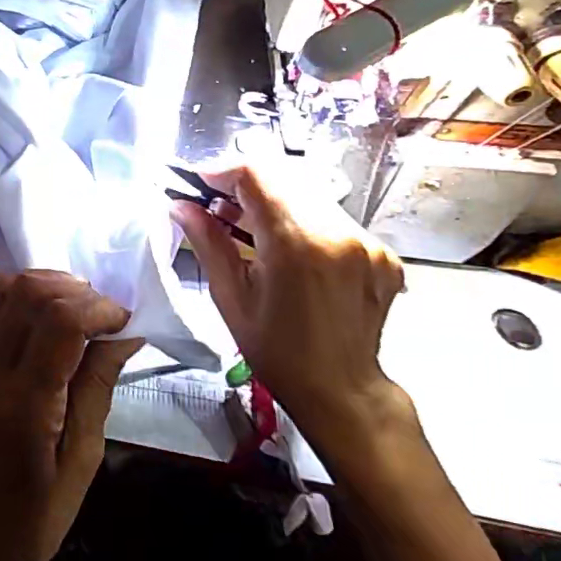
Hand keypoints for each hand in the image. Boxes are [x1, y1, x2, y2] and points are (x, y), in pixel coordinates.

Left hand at [0, 269, 141, 560]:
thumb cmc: (40, 510)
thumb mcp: (84, 458)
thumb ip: (97, 388)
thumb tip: (123, 334)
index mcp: (27, 403)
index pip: (61, 323)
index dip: (98, 308)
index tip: (123, 321)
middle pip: (29, 296)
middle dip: (75, 291)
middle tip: (102, 312)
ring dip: (38, 283)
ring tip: (71, 301)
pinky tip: (0, 283)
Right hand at [170, 162, 407, 445]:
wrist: (342, 390)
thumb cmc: (277, 350)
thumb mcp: (230, 297)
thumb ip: (207, 241)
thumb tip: (180, 205)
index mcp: (297, 245)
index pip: (257, 174)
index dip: (222, 170)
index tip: (200, 183)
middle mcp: (338, 233)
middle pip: (283, 176)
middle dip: (244, 183)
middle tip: (217, 205)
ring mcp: (366, 242)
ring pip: (308, 192)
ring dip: (272, 199)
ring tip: (246, 225)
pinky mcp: (380, 251)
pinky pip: (331, 216)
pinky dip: (301, 218)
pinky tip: (284, 245)